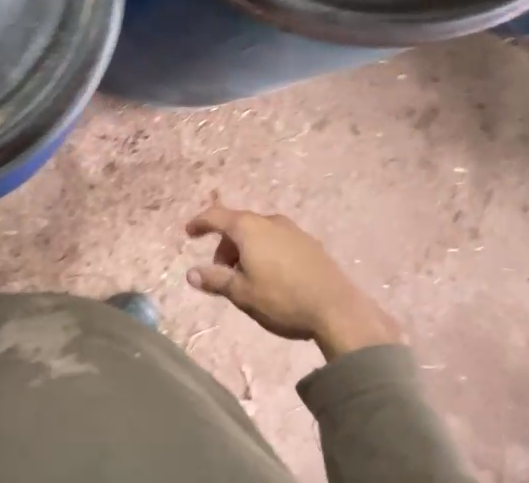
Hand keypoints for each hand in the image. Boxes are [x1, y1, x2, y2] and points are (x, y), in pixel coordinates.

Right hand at [185, 200, 401, 360]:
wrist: (339, 311)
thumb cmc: (282, 299)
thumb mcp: (242, 293)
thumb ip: (215, 280)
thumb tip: (191, 274)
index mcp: (248, 228)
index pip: (215, 217)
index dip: (199, 223)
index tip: (189, 232)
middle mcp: (270, 221)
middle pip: (238, 225)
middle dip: (226, 245)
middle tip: (222, 270)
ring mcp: (294, 231)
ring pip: (260, 233)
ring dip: (247, 249)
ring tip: (248, 276)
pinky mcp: (312, 245)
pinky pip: (279, 241)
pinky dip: (267, 251)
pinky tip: (274, 275)